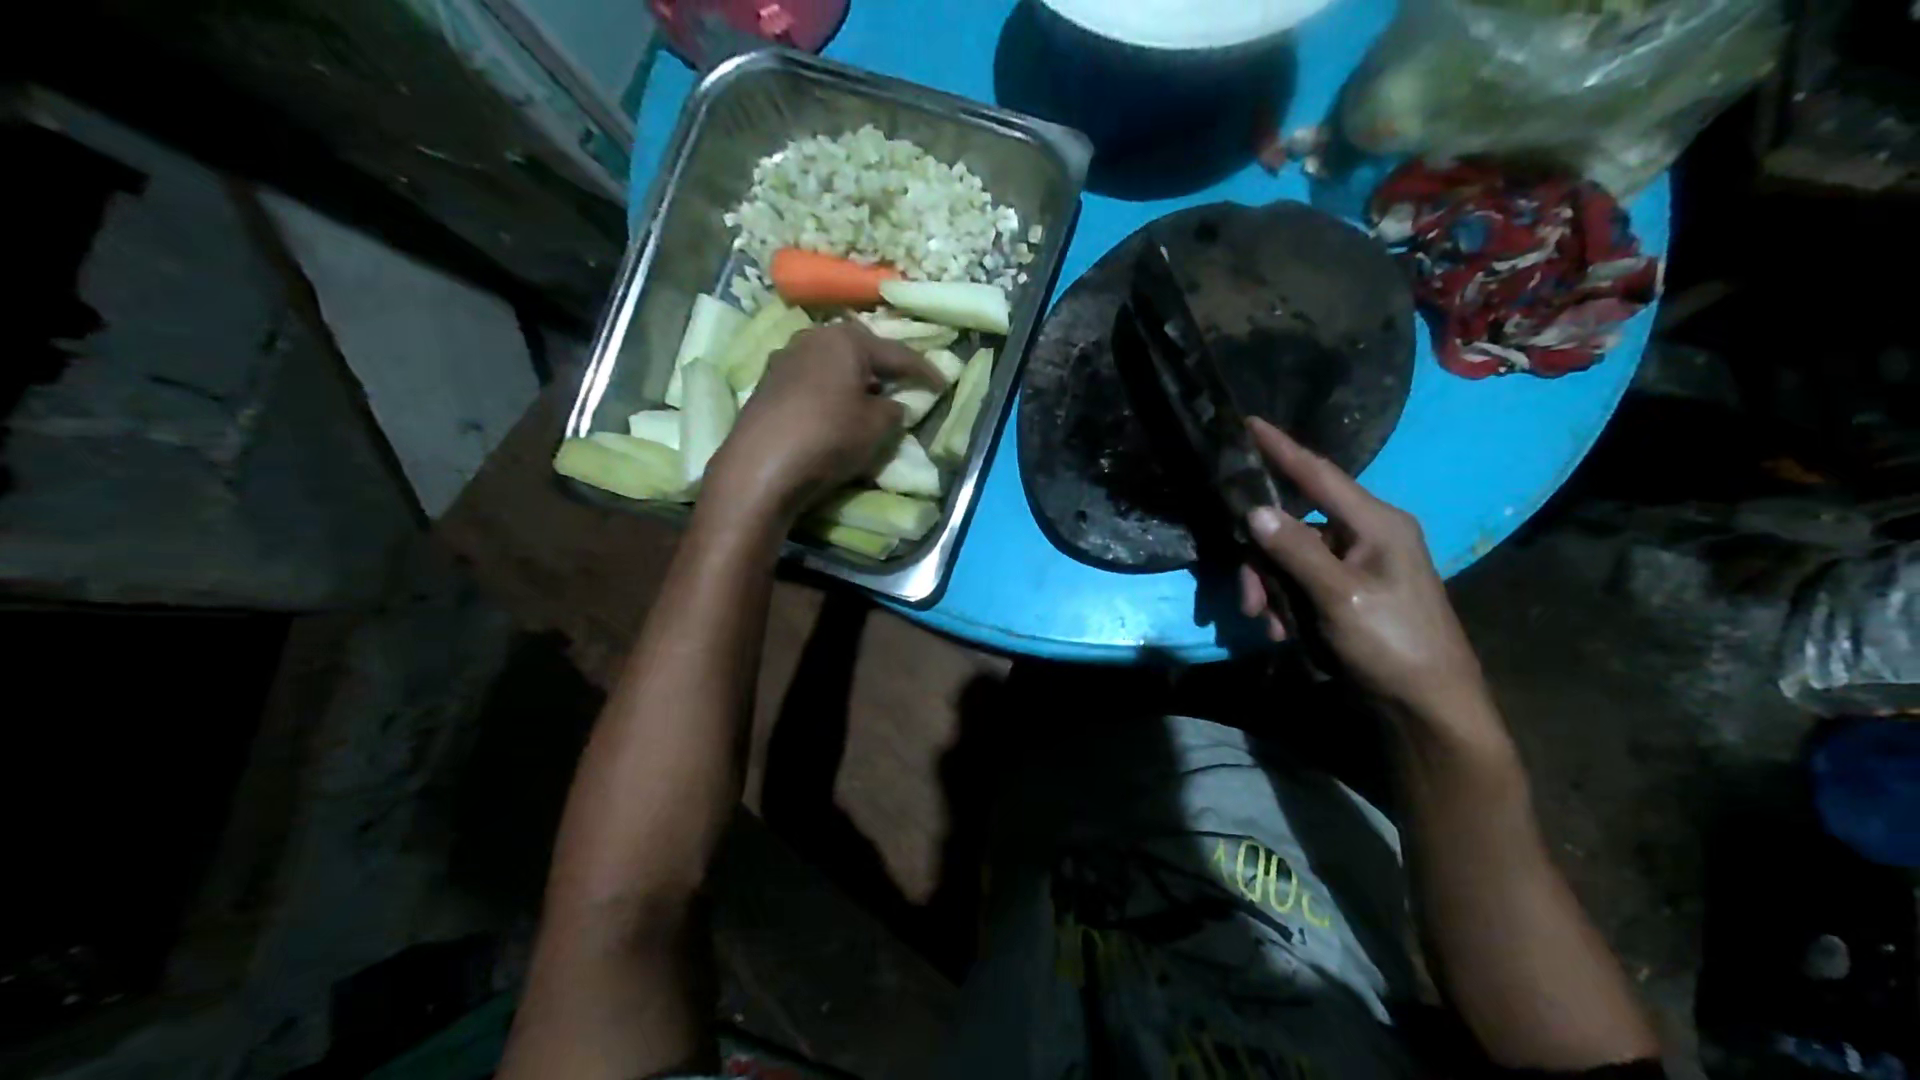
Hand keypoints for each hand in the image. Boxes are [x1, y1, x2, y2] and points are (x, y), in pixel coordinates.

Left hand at [703, 323, 941, 522]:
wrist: (761, 467)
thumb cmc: (829, 437)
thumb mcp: (876, 427)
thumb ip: (892, 410)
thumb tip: (890, 403)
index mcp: (844, 340)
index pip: (895, 353)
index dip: (922, 370)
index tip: (942, 384)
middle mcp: (811, 339)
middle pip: (857, 349)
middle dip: (880, 366)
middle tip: (900, 383)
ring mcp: (783, 360)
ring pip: (829, 364)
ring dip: (850, 379)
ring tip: (866, 398)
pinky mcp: (765, 386)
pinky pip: (809, 382)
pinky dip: (827, 393)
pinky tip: (832, 411)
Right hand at [1238, 418, 1491, 723]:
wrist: (1428, 706)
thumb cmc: (1392, 643)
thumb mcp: (1340, 596)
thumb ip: (1296, 551)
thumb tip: (1254, 511)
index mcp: (1376, 524)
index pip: (1319, 474)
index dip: (1281, 449)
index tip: (1248, 423)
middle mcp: (1365, 536)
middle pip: (1292, 527)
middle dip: (1262, 560)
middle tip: (1247, 601)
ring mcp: (1357, 566)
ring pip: (1290, 559)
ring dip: (1270, 589)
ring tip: (1268, 625)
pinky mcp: (1348, 592)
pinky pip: (1300, 583)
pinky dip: (1285, 604)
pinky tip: (1282, 632)